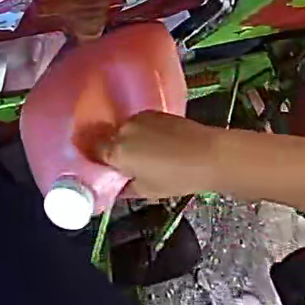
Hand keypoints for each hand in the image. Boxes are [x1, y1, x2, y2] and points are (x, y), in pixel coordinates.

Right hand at [99, 111, 220, 199]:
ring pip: (125, 130)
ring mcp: (138, 118)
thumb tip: (117, 185)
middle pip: (109, 139)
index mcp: (116, 152)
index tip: (107, 167)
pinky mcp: (154, 112)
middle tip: (130, 164)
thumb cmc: (177, 177)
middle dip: (115, 149)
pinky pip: (140, 123)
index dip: (98, 158)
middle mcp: (122, 131)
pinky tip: (160, 143)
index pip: (93, 150)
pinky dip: (144, 132)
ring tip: (149, 152)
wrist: (210, 155)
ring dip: (130, 140)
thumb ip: (125, 188)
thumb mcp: (148, 191)